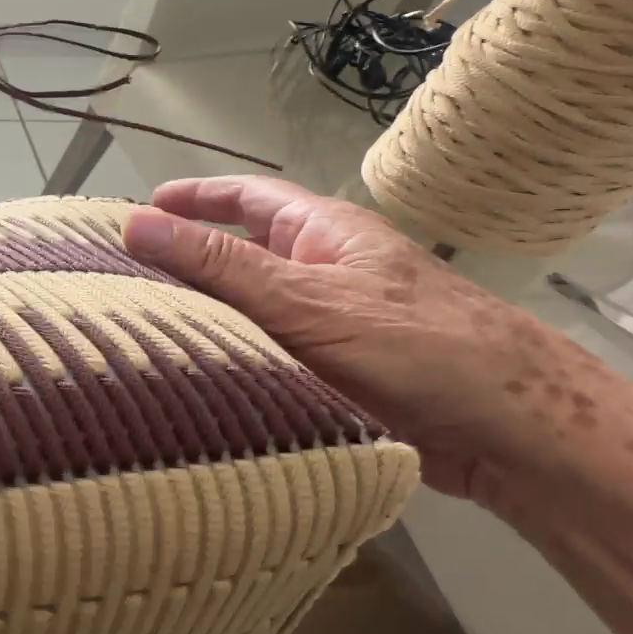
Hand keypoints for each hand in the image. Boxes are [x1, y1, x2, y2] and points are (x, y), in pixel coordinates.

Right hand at [122, 176, 628, 504]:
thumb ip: (214, 263)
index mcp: (321, 233)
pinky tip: (179, 374)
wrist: (515, 436)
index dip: (194, 197)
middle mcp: (318, 272)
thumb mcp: (300, 297)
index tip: (140, 208)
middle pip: (235, 254)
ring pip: (241, 309)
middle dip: (179, 262)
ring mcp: (322, 324)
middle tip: (117, 277)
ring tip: (130, 328)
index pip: (246, 197)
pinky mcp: (324, 372)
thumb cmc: (413, 346)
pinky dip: (218, 358)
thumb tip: (132, 224)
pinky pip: (254, 353)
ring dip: (195, 316)